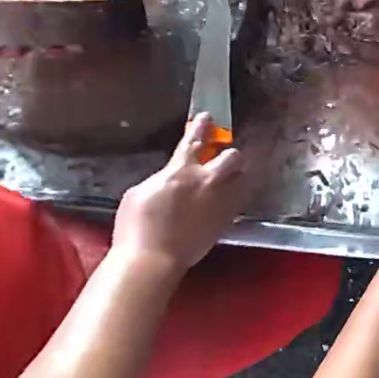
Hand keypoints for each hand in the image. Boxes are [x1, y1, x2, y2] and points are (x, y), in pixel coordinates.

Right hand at [111, 114, 248, 275]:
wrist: (154, 260)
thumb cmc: (137, 226)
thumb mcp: (140, 192)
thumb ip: (162, 179)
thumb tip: (170, 178)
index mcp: (181, 171)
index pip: (195, 141)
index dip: (202, 126)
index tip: (207, 117)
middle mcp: (206, 183)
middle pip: (232, 158)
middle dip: (229, 154)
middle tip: (222, 156)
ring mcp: (219, 203)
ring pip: (241, 179)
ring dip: (236, 176)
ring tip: (228, 179)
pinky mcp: (225, 222)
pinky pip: (237, 201)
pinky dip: (234, 196)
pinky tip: (226, 198)